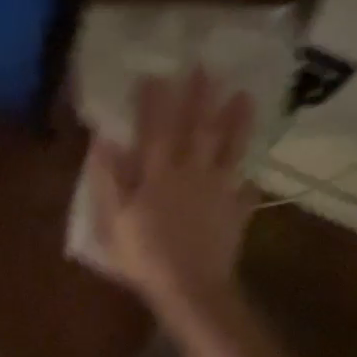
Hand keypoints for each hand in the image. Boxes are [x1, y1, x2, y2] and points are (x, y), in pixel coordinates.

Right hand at [88, 69, 257, 329]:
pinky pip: (245, 190)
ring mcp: (218, 192)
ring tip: (245, 96)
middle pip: (198, 129)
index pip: (156, 128)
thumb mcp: (111, 217)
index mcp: (157, 173)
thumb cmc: (142, 254)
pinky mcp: (235, 212)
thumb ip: (108, 177)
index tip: (156, 73)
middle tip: (207, 68)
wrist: (190, 289)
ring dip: (236, 122)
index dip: (155, 101)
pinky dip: (248, 178)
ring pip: (229, 150)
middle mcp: (190, 173)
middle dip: (201, 97)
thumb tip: (104, 139)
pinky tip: (252, 172)